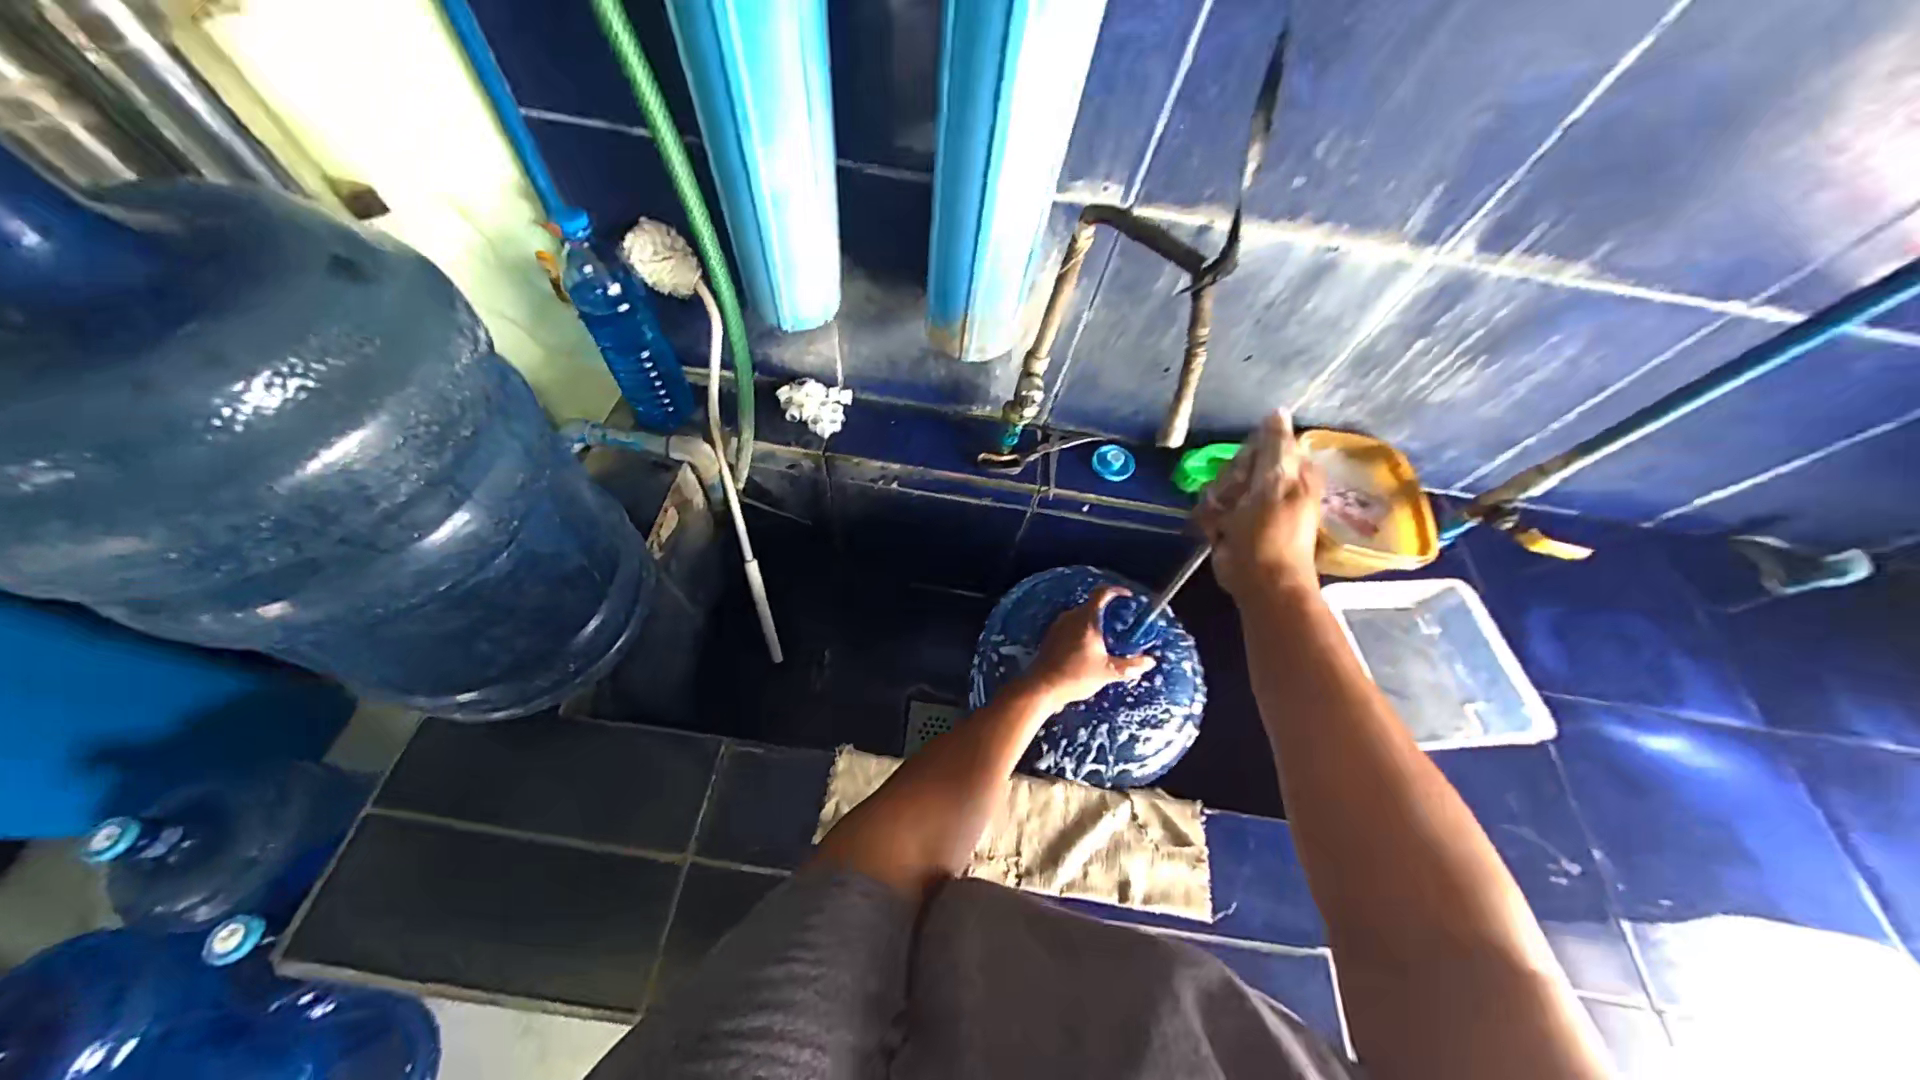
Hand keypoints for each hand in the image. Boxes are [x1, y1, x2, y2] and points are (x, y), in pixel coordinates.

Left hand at [1016, 586, 1156, 707]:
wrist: (1042, 687)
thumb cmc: (1076, 675)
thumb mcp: (1108, 672)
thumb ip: (1130, 666)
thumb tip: (1150, 662)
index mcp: (1086, 619)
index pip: (1101, 593)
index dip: (1116, 591)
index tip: (1127, 596)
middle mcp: (1071, 617)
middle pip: (1091, 606)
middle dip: (1107, 612)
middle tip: (1121, 624)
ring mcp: (1058, 626)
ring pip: (1080, 617)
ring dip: (1093, 623)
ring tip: (1107, 638)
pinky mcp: (1051, 637)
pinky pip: (1070, 627)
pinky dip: (1082, 632)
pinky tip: (1088, 648)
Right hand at [1193, 410, 1323, 599]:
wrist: (1260, 582)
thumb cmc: (1271, 535)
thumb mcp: (1275, 484)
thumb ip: (1274, 447)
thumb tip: (1277, 411)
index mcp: (1291, 472)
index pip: (1261, 444)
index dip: (1248, 457)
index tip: (1246, 473)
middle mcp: (1271, 485)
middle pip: (1235, 464)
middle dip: (1228, 482)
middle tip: (1235, 501)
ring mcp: (1250, 505)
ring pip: (1218, 485)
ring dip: (1216, 502)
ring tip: (1225, 522)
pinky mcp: (1231, 524)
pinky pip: (1209, 507)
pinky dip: (1209, 519)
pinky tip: (1217, 531)